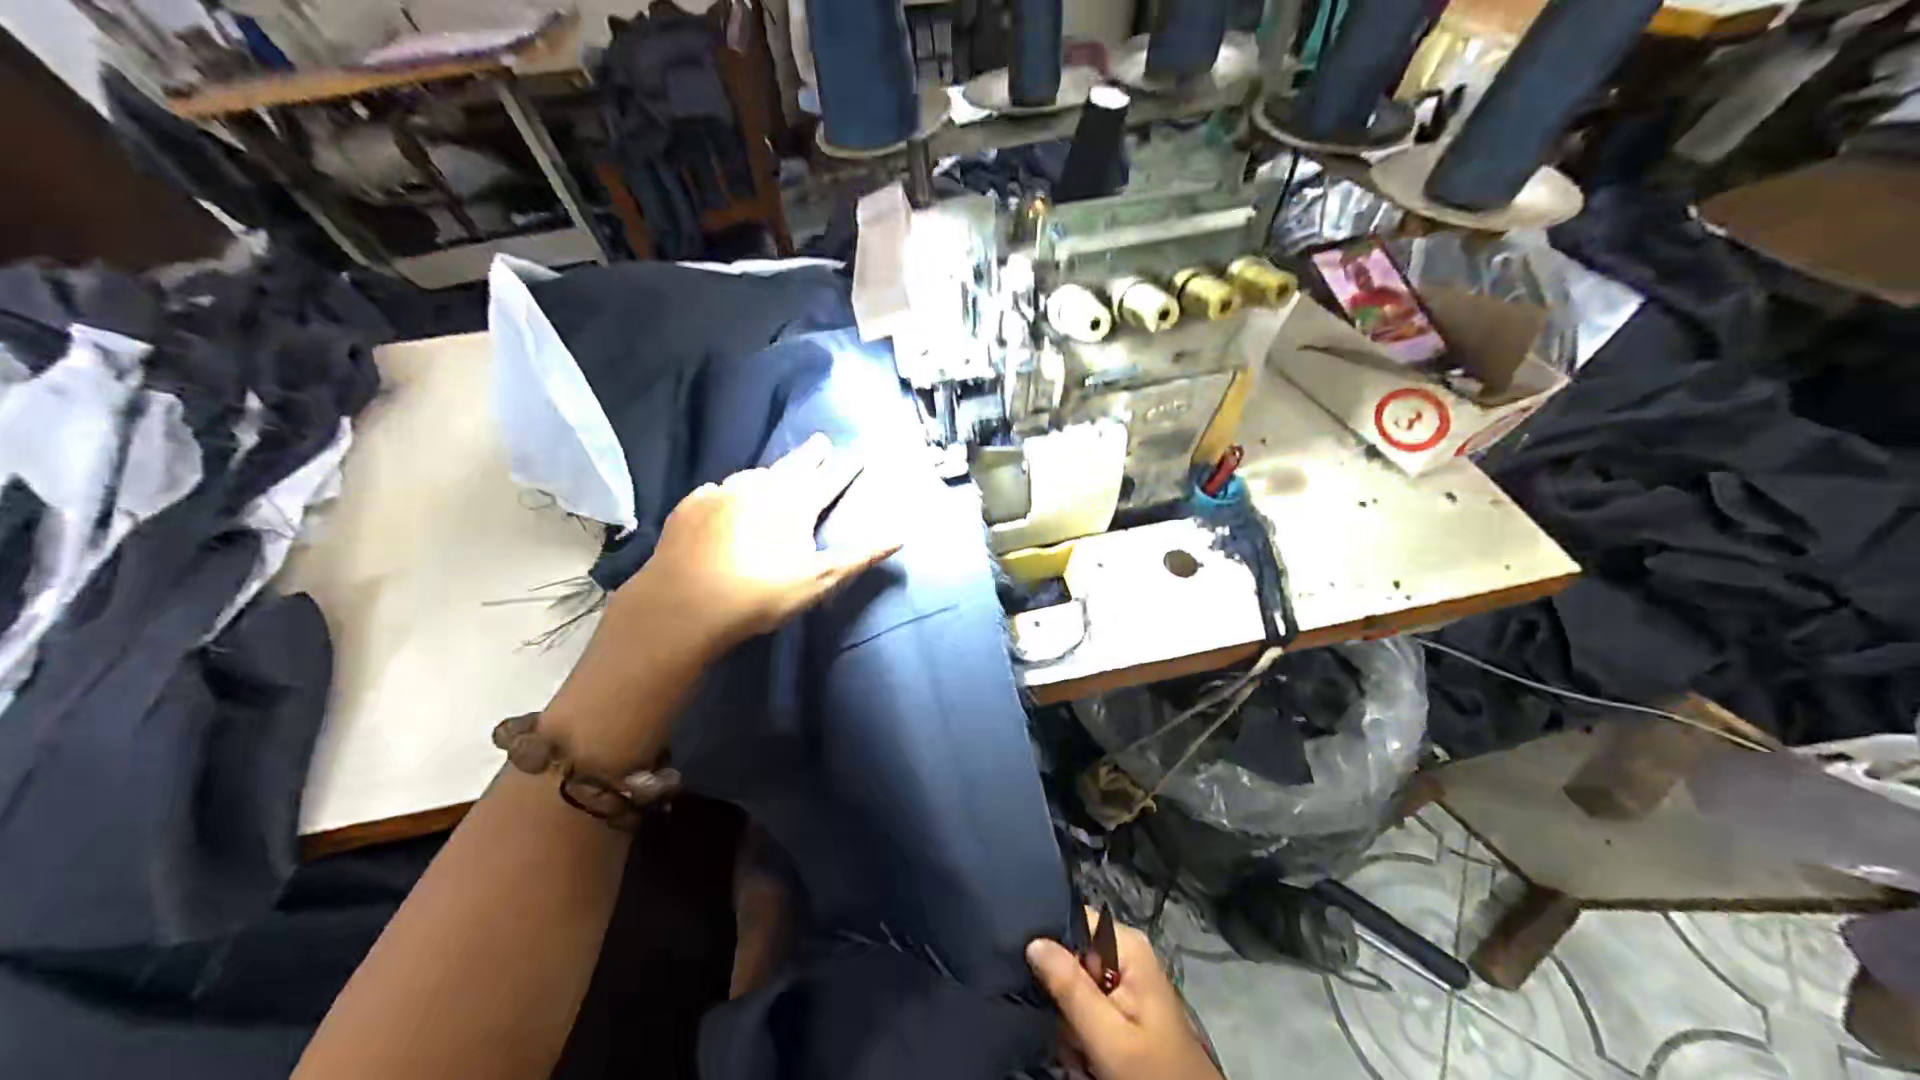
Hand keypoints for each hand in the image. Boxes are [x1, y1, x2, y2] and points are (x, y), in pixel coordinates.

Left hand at [619, 433, 900, 656]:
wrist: (683, 605)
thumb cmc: (761, 594)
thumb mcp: (818, 580)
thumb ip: (859, 556)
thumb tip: (899, 537)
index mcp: (794, 503)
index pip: (828, 479)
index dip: (845, 469)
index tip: (857, 455)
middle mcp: (759, 487)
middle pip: (791, 466)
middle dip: (809, 455)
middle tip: (820, 442)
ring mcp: (721, 493)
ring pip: (753, 475)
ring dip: (770, 472)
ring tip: (776, 474)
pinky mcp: (690, 505)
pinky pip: (717, 489)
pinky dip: (730, 490)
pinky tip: (726, 497)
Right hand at [1026, 910, 1223, 1079]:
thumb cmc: (1153, 1073)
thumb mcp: (1108, 1036)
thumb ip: (1071, 987)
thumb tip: (1033, 941)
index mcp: (1128, 947)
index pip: (1074, 919)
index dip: (1049, 941)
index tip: (1031, 972)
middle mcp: (1126, 955)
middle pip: (1071, 956)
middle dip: (1062, 996)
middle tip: (1067, 1033)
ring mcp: (1125, 983)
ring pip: (1074, 987)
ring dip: (1069, 1022)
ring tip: (1079, 1052)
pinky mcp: (1122, 1008)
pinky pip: (1086, 1008)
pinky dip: (1081, 1033)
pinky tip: (1085, 1056)